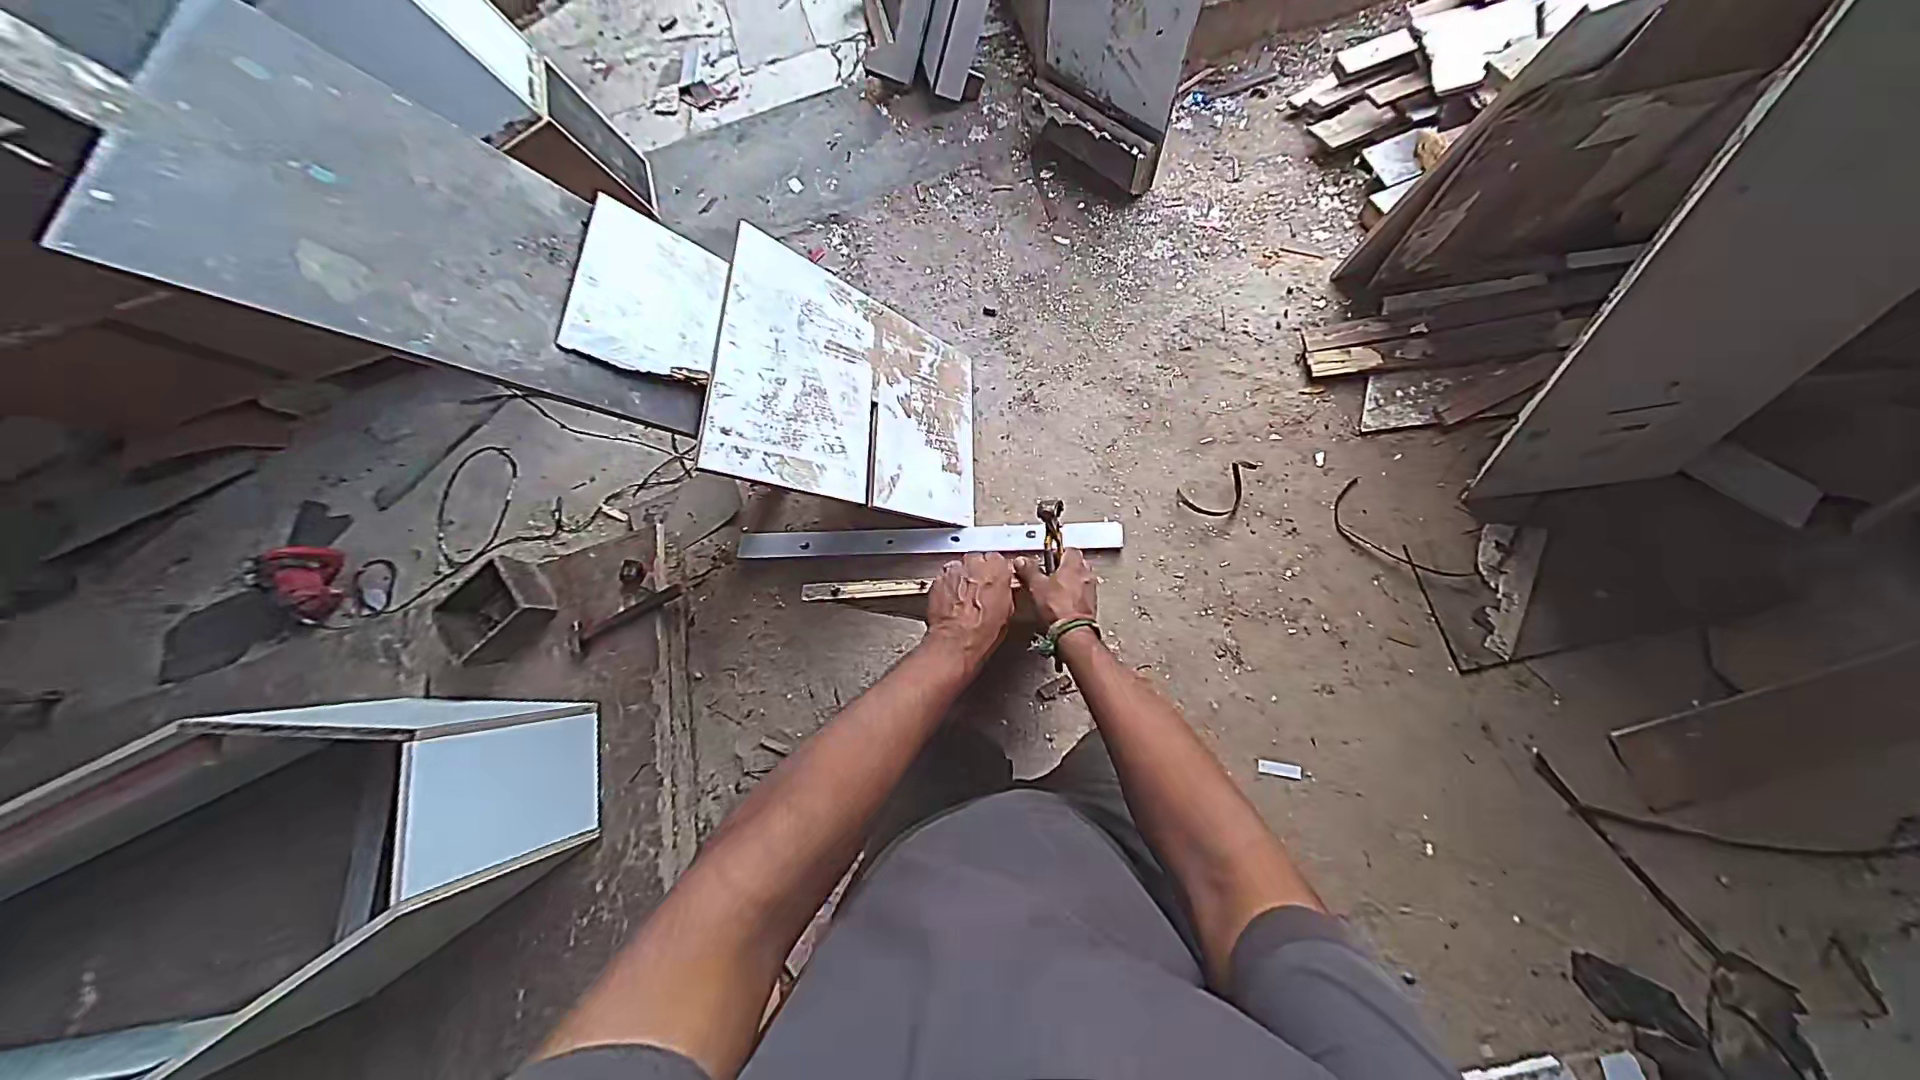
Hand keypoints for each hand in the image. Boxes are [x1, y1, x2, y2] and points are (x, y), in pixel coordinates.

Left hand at [924, 553, 1014, 670]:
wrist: (956, 641)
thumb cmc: (982, 630)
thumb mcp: (1007, 611)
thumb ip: (1004, 591)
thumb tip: (1002, 590)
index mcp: (997, 569)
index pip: (998, 559)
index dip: (995, 572)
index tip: (995, 581)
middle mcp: (975, 564)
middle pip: (977, 559)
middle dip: (977, 572)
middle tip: (978, 590)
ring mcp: (954, 570)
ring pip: (960, 567)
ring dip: (962, 577)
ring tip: (963, 597)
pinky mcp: (938, 579)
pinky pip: (945, 577)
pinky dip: (948, 585)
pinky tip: (951, 600)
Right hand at [1013, 549, 1097, 626]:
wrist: (1073, 632)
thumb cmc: (1057, 606)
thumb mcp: (1037, 586)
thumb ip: (1029, 571)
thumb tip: (1021, 561)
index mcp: (1074, 564)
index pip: (1069, 549)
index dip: (1058, 553)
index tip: (1048, 559)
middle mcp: (1086, 574)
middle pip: (1076, 564)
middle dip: (1064, 567)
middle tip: (1050, 574)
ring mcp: (1091, 590)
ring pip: (1080, 579)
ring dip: (1070, 582)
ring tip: (1055, 590)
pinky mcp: (1092, 605)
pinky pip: (1082, 594)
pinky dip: (1074, 596)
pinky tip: (1063, 603)